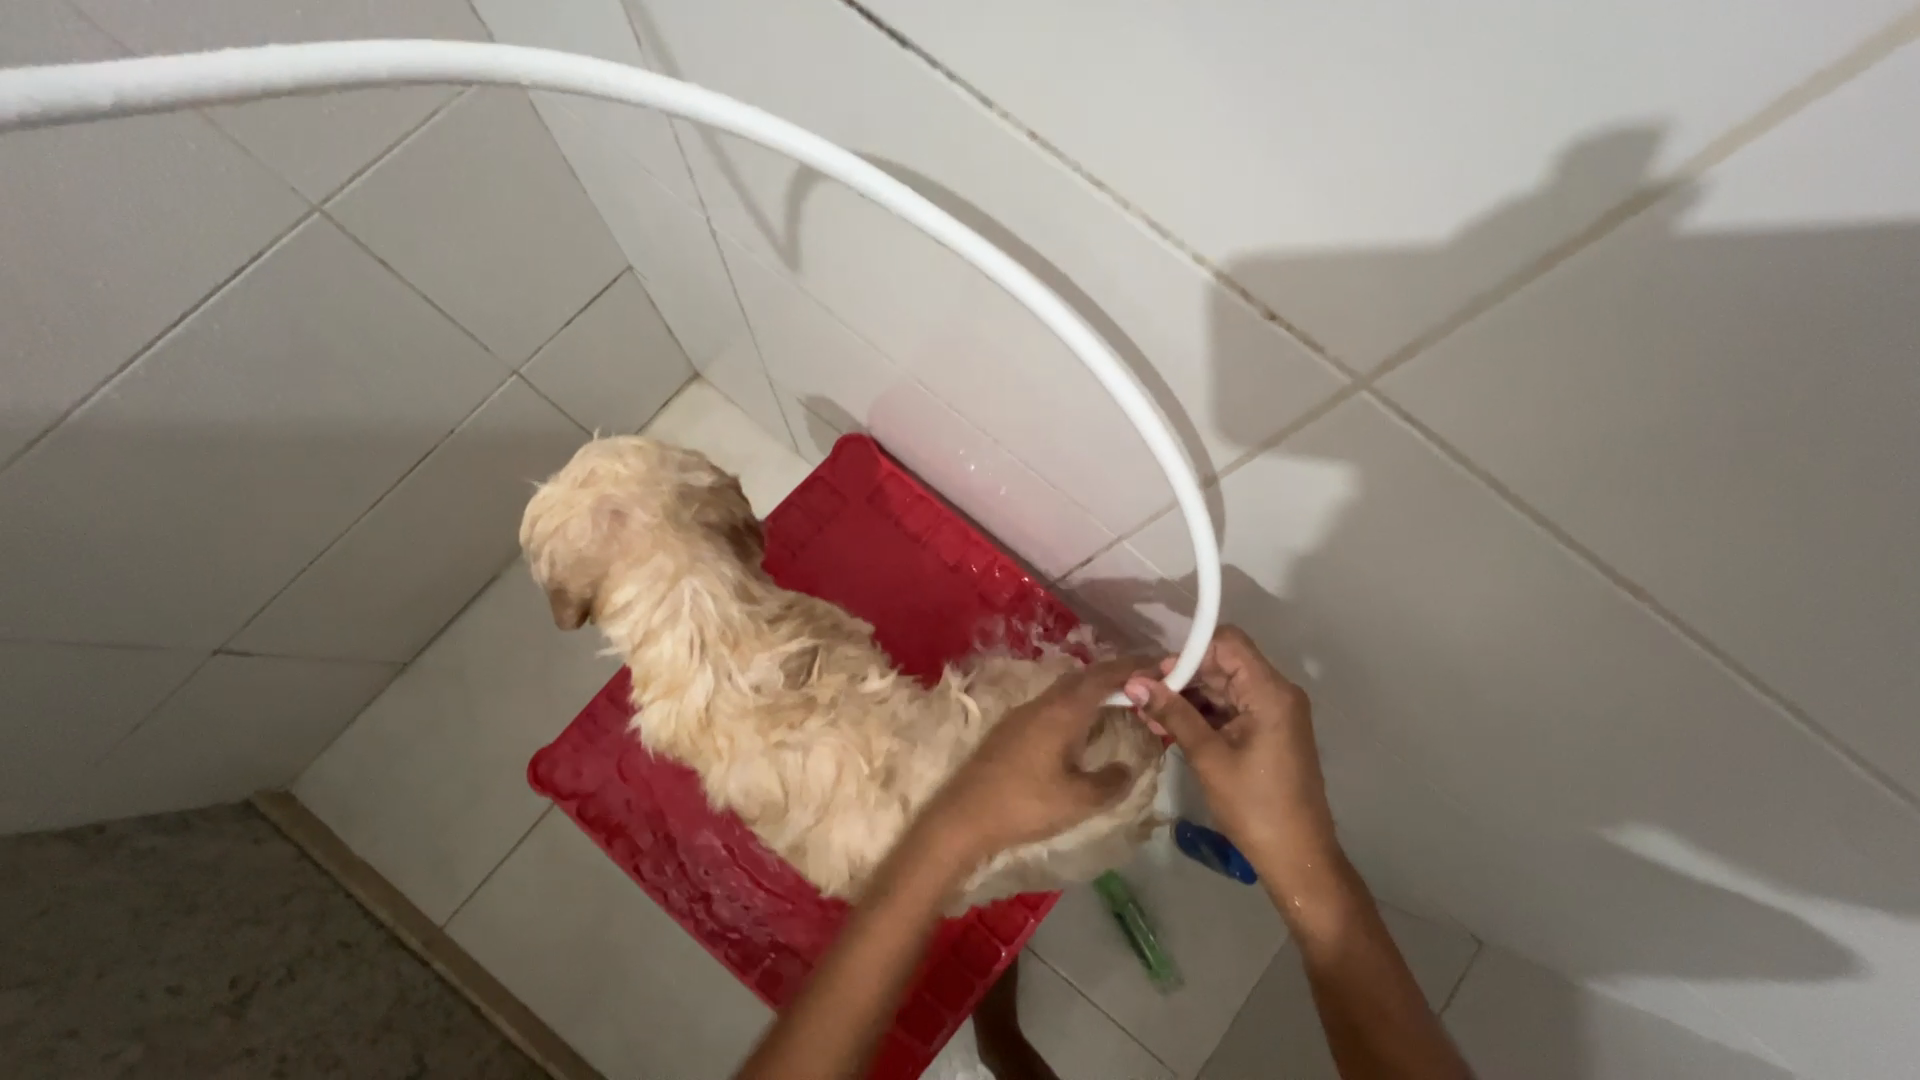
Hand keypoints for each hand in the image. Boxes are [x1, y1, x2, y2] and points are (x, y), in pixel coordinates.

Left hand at [922, 658, 1152, 863]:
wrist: (963, 816)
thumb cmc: (1025, 805)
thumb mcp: (1079, 800)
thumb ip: (1111, 782)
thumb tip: (1128, 767)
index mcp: (1063, 711)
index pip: (1105, 677)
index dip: (1135, 667)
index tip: (1162, 665)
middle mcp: (1043, 703)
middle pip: (1085, 676)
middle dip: (1118, 673)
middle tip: (1148, 680)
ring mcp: (1024, 714)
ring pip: (1067, 688)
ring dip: (1095, 687)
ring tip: (1123, 698)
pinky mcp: (1012, 729)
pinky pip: (1054, 702)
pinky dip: (1078, 702)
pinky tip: (1084, 723)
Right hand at [1124, 627, 1337, 873]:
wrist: (1297, 857)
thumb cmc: (1254, 805)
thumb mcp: (1208, 756)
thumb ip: (1173, 713)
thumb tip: (1134, 683)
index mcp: (1270, 692)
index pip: (1227, 643)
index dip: (1190, 652)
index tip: (1158, 677)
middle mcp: (1276, 693)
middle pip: (1223, 664)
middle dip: (1182, 677)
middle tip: (1143, 698)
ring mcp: (1273, 713)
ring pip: (1222, 687)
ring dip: (1187, 698)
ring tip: (1149, 717)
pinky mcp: (1266, 731)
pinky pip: (1229, 708)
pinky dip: (1201, 715)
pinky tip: (1169, 728)